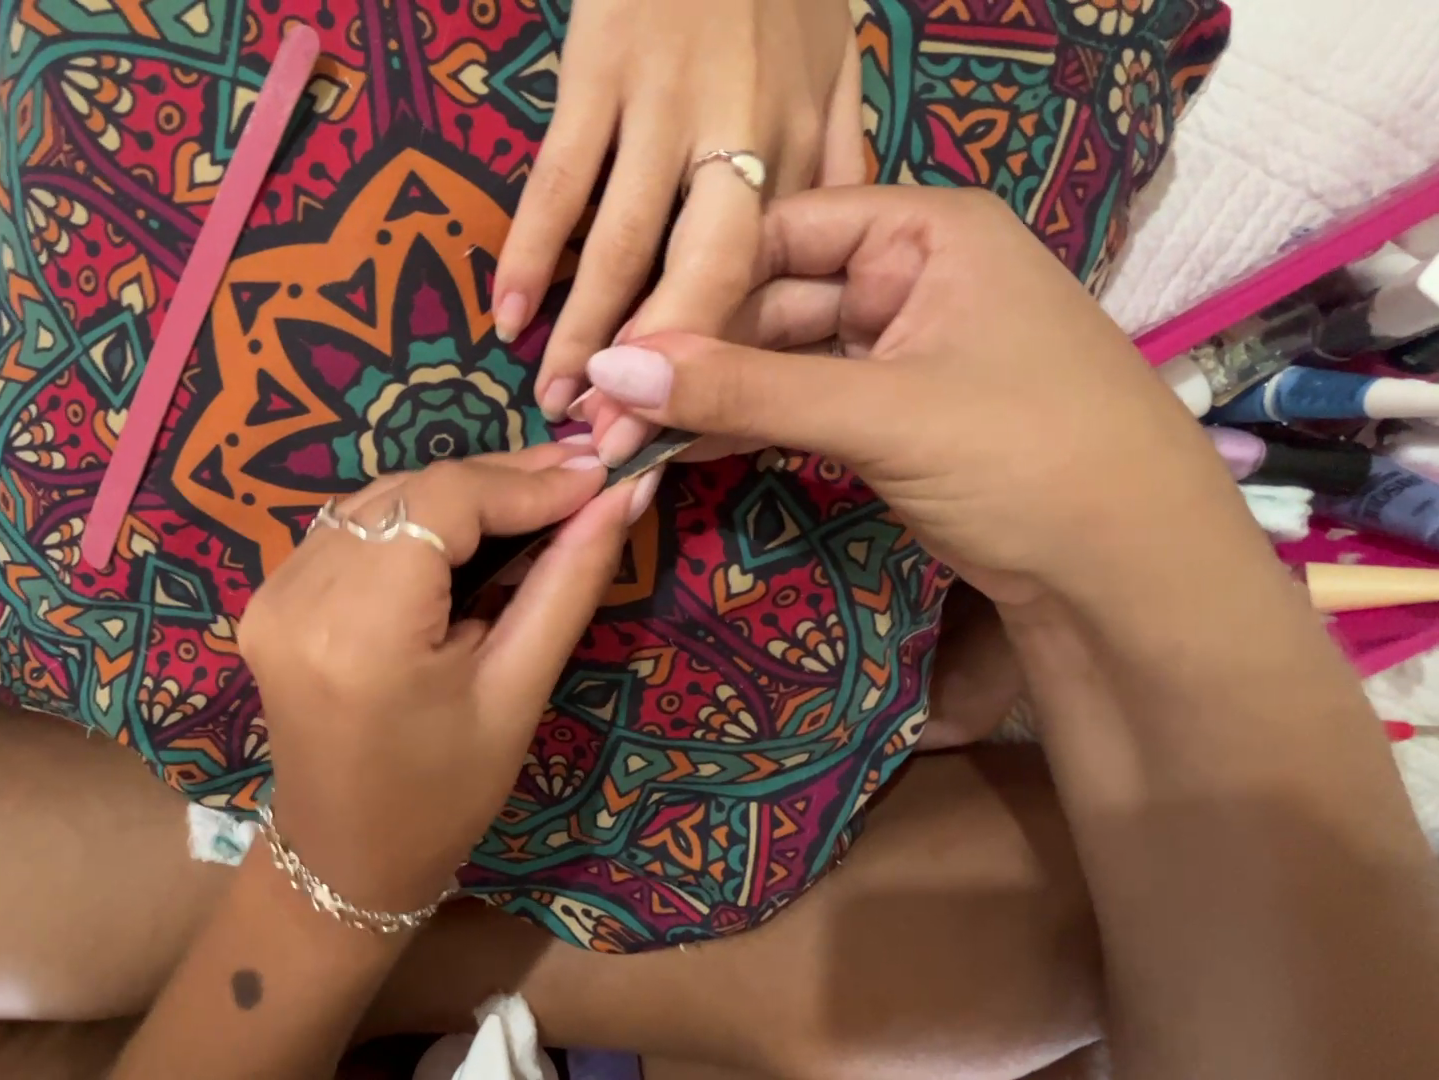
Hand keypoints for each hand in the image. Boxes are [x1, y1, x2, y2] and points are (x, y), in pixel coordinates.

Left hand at [238, 443, 643, 911]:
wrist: (346, 856)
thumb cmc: (444, 795)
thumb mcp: (518, 691)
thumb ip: (568, 583)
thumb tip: (623, 496)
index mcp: (361, 630)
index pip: (443, 505)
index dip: (522, 481)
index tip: (595, 474)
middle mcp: (299, 595)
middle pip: (410, 493)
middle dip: (498, 479)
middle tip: (577, 474)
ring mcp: (272, 591)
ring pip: (381, 500)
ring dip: (458, 493)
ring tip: (534, 497)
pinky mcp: (268, 596)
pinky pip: (352, 526)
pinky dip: (413, 517)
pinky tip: (464, 528)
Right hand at [493, 0, 862, 466]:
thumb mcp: (841, 66)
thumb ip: (839, 156)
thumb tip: (832, 248)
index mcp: (816, 136)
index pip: (771, 280)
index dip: (724, 359)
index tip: (690, 427)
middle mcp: (750, 128)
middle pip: (706, 276)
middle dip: (655, 368)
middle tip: (616, 438)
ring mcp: (672, 98)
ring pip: (628, 242)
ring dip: (586, 330)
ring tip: (556, 399)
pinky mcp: (603, 67)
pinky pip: (562, 179)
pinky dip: (529, 248)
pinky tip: (506, 313)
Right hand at [577, 186, 1262, 607]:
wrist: (1126, 580)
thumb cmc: (1029, 457)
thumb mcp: (880, 412)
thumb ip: (743, 387)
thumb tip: (610, 368)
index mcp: (923, 232)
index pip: (774, 233)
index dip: (690, 287)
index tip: (611, 345)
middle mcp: (901, 275)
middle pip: (763, 302)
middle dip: (686, 358)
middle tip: (602, 408)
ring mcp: (884, 348)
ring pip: (767, 359)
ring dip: (700, 398)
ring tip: (620, 435)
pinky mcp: (872, 411)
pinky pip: (785, 403)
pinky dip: (734, 426)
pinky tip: (672, 447)